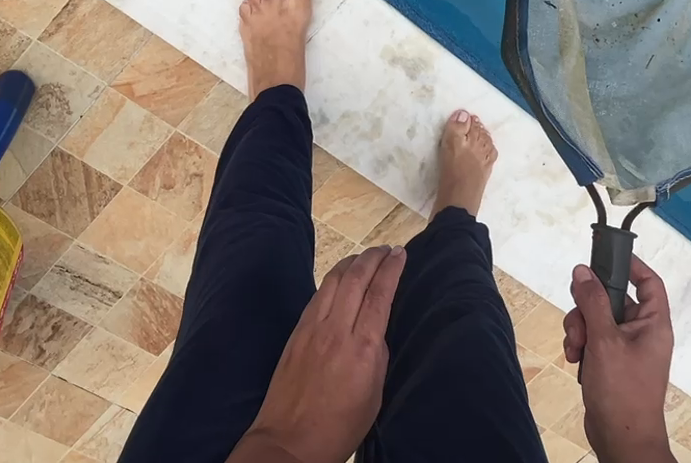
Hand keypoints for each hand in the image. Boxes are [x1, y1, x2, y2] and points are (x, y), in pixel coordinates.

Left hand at [232, 246, 407, 462]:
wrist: (289, 443)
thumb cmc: (340, 426)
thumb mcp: (374, 394)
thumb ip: (377, 354)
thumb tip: (375, 328)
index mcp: (362, 348)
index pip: (380, 294)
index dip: (392, 269)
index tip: (401, 253)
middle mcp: (337, 330)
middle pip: (357, 278)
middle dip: (374, 257)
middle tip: (387, 248)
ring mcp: (313, 327)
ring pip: (334, 279)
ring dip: (353, 261)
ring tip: (366, 256)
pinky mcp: (297, 330)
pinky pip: (319, 293)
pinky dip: (335, 278)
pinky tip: (342, 277)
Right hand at [564, 257, 677, 462]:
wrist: (621, 441)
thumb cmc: (623, 392)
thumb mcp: (604, 340)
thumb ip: (592, 301)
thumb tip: (582, 271)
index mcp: (653, 324)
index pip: (649, 282)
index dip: (631, 264)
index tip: (606, 255)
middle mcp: (641, 332)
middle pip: (612, 297)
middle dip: (588, 305)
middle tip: (579, 315)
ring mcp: (625, 347)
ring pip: (596, 316)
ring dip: (580, 327)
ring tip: (576, 347)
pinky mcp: (610, 361)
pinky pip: (591, 337)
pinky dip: (580, 343)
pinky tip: (575, 359)